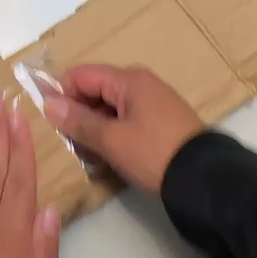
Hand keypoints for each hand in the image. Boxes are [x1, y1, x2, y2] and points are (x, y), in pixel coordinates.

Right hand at [41, 64, 203, 192]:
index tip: (54, 123)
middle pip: (96, 89)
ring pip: (110, 107)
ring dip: (96, 127)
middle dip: (80, 114)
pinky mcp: (162, 121)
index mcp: (128, 79)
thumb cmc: (154, 153)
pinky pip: (126, 118)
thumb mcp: (112, 140)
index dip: (63, 95)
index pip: (81, 75)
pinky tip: (112, 156)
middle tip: (72, 144)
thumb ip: (78, 121)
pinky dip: (114, 133)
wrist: (209, 182)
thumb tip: (47, 103)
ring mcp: (153, 102)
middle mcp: (140, 83)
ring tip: (92, 155)